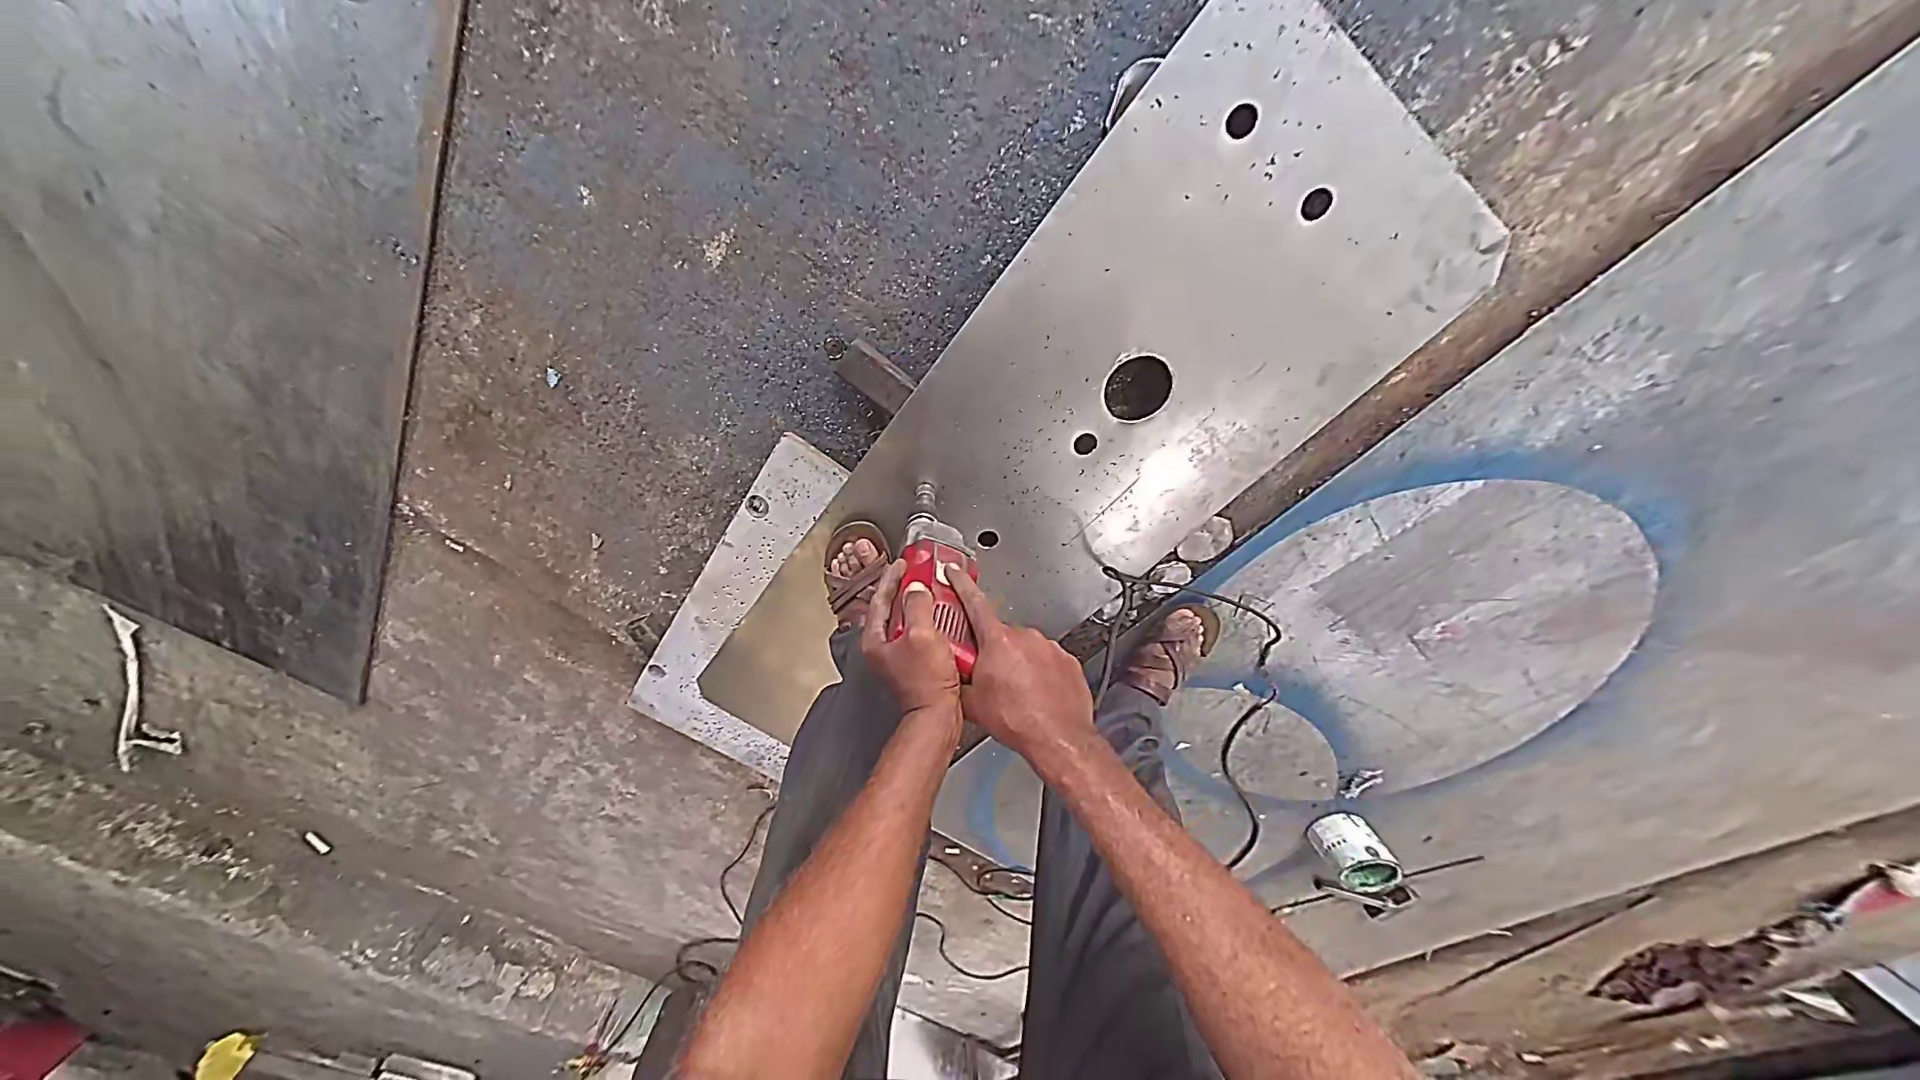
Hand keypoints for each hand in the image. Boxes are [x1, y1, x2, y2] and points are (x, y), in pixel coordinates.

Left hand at [861, 559, 962, 714]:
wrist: (937, 715)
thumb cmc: (926, 684)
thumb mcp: (922, 635)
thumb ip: (918, 607)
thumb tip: (916, 589)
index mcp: (876, 641)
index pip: (879, 599)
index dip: (892, 578)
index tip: (902, 564)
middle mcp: (884, 649)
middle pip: (892, 609)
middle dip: (906, 589)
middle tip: (918, 573)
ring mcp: (899, 658)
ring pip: (907, 621)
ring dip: (920, 605)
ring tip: (933, 591)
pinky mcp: (916, 664)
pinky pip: (921, 634)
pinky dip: (931, 622)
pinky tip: (944, 618)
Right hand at [950, 572, 1095, 760]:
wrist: (1058, 738)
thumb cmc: (1018, 721)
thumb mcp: (972, 703)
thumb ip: (957, 679)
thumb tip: (949, 675)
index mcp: (998, 642)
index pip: (974, 603)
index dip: (960, 585)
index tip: (954, 572)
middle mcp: (1025, 637)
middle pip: (1000, 635)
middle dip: (993, 651)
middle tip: (989, 675)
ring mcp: (1049, 647)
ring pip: (1024, 648)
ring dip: (1018, 663)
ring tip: (1017, 691)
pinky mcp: (1067, 660)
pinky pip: (1046, 660)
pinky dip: (1039, 672)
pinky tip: (1035, 693)